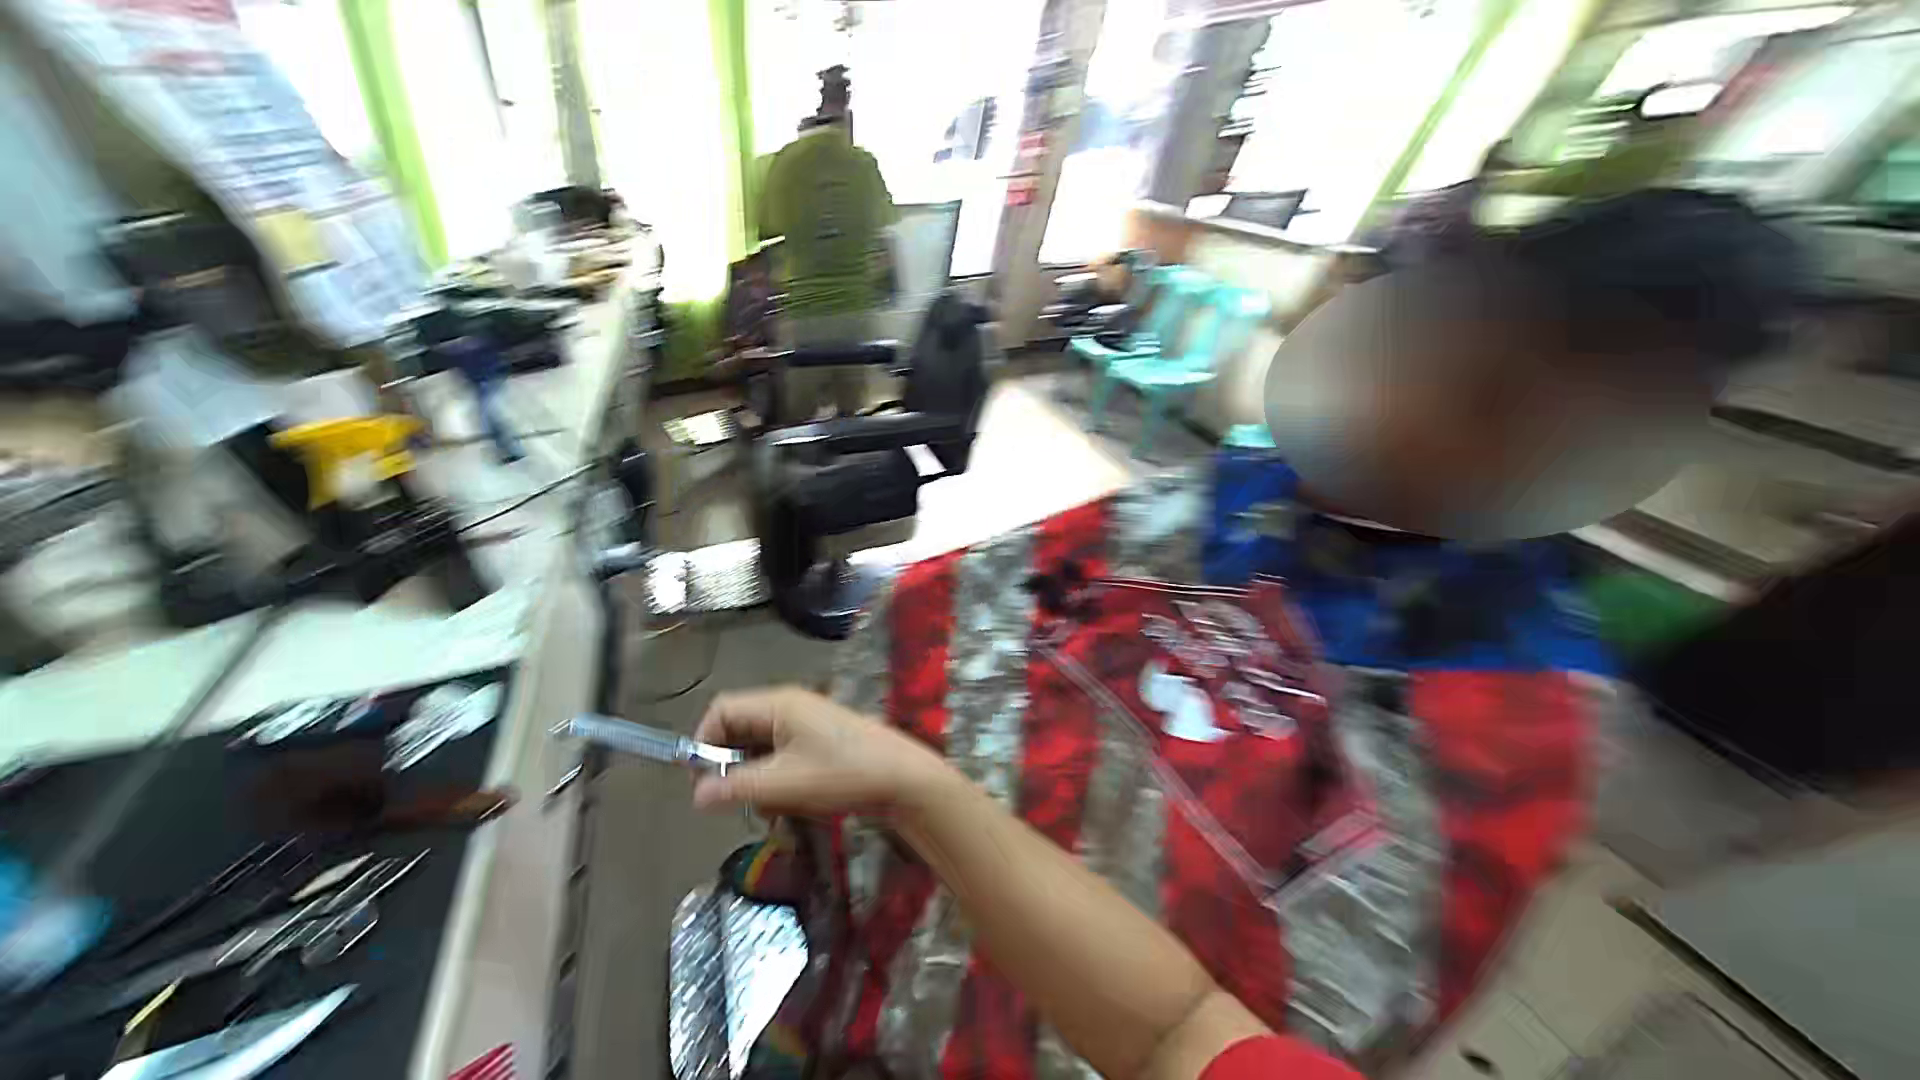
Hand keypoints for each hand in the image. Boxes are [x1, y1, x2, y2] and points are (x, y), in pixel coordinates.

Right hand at [691, 687, 952, 816]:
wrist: (903, 778)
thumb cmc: (843, 773)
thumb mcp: (784, 783)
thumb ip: (736, 788)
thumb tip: (696, 795)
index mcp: (779, 704)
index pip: (722, 710)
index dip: (704, 742)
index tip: (704, 781)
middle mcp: (790, 706)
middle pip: (739, 729)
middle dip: (732, 767)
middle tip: (739, 800)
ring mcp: (807, 723)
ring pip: (760, 748)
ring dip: (757, 779)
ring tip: (772, 806)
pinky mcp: (819, 742)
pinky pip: (782, 756)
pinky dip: (778, 780)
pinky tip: (790, 804)